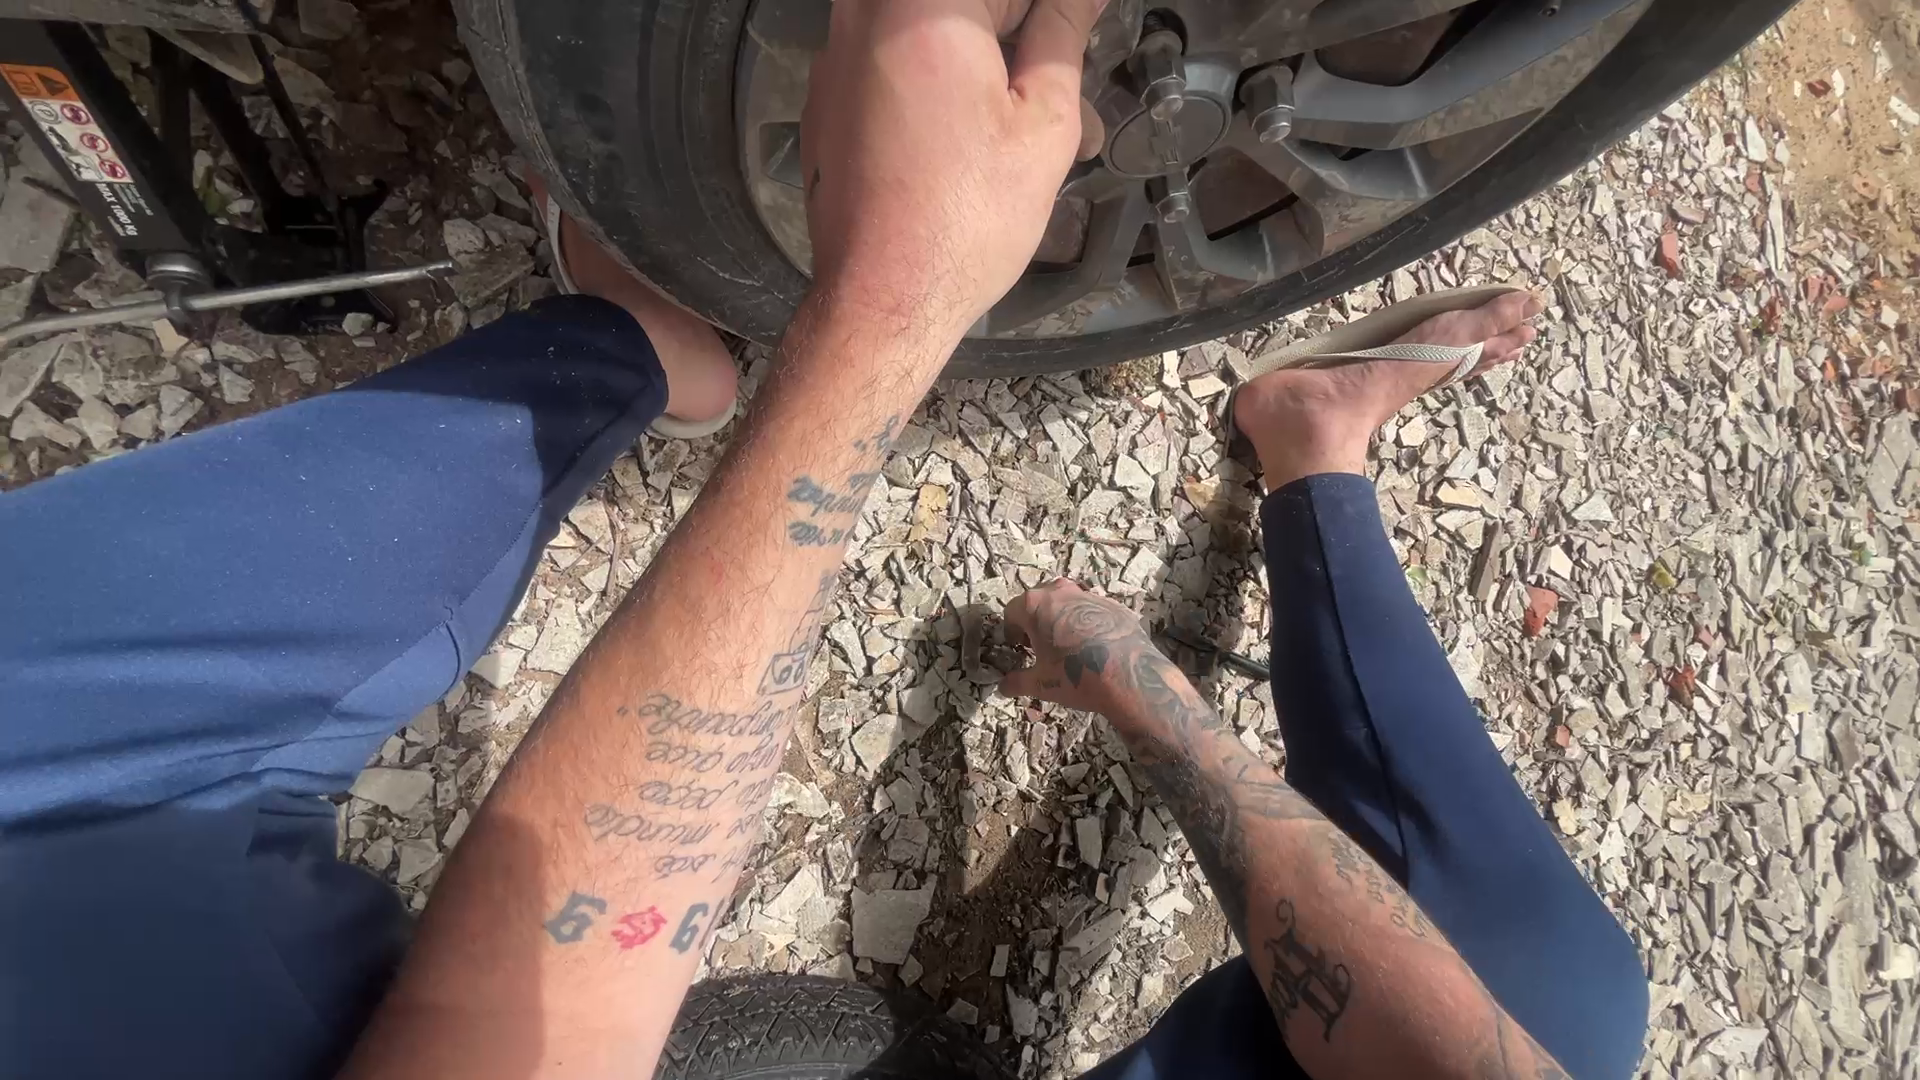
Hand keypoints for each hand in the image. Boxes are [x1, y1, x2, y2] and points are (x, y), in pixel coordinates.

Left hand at [800, 0, 1106, 349]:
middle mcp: (864, 12)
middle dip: (1018, 44)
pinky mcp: (823, 108)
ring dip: (981, 73)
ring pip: (927, 40)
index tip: (1074, 41)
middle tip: (1062, 93)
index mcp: (923, 0)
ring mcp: (833, 60)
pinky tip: (966, 149)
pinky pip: (891, 74)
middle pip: (965, 11)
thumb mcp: (1042, 127)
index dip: (1052, 18)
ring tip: (1024, 131)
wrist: (882, 303)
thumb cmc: (967, 222)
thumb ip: (1063, 35)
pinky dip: (934, 94)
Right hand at [998, 579, 1164, 714]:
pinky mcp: (1113, 604)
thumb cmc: (1075, 675)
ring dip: (1061, 620)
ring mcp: (1089, 595)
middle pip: (1039, 601)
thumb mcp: (1040, 683)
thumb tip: (1003, 686)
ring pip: (1066, 603)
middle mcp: (1060, 592)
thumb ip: (1016, 682)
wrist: (1130, 676)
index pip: (1012, 612)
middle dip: (1036, 622)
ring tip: (1068, 647)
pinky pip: (1091, 610)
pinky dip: (1086, 623)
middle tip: (1040, 647)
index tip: (1018, 646)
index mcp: (1035, 605)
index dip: (1012, 631)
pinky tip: (1093, 647)